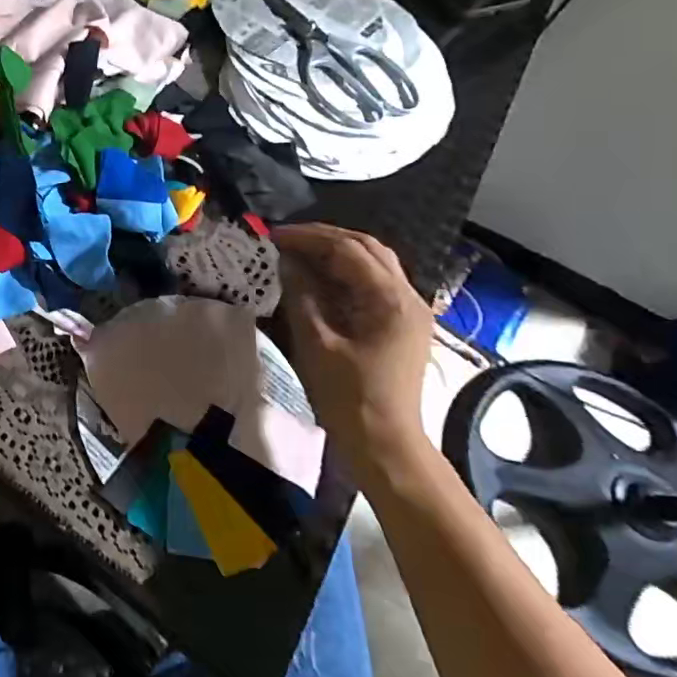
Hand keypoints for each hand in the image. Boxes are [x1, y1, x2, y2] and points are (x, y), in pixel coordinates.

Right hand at [275, 223, 434, 481]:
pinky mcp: (398, 323)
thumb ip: (302, 295)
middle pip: (367, 248)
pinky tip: (316, 277)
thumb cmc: (347, 393)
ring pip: (372, 262)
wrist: (384, 440)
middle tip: (282, 238)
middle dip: (323, 237)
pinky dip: (342, 270)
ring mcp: (407, 310)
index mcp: (390, 300)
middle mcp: (407, 297)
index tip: (269, 236)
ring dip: (334, 251)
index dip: (307, 237)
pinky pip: (371, 282)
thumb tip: (285, 260)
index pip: (348, 250)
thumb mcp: (315, 342)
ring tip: (295, 252)